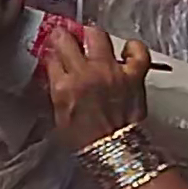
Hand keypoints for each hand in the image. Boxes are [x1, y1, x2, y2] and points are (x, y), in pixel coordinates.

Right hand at [43, 24, 151, 147]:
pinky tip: (127, 50)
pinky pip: (137, 52)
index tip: (52, 48)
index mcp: (64, 86)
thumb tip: (54, 70)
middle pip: (68, 39)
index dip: (50, 49)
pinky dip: (132, 48)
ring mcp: (111, 71)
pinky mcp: (133, 75)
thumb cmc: (84, 139)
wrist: (116, 153)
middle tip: (68, 40)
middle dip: (65, 36)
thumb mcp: (59, 115)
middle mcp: (85, 73)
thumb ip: (56, 89)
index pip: (51, 55)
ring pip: (98, 35)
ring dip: (92, 36)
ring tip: (93, 41)